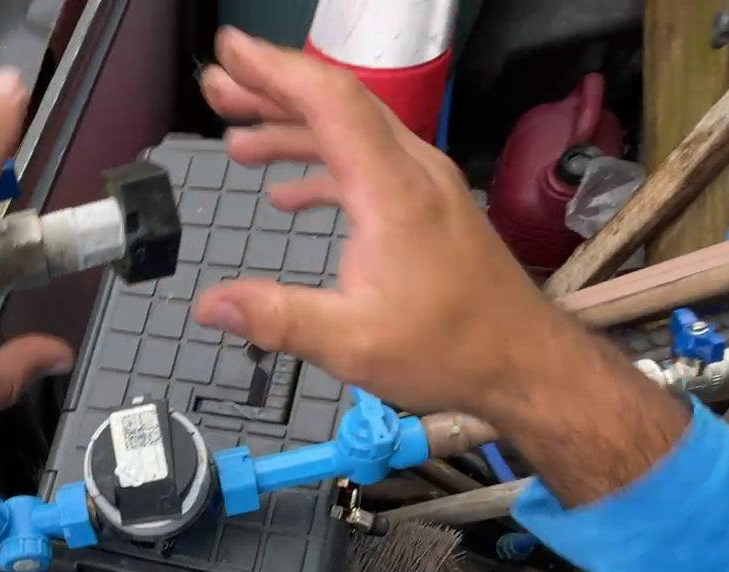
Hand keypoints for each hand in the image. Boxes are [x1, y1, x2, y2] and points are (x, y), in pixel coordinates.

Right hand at [192, 28, 585, 423]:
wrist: (520, 361)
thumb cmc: (448, 349)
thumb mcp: (351, 343)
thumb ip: (276, 318)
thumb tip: (209, 305)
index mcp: (392, 191)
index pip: (330, 103)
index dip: (275, 71)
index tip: (230, 53)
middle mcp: (410, 173)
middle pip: (337, 107)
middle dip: (271, 92)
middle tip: (218, 89)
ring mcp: (422, 188)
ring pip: (351, 136)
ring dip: (292, 131)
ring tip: (238, 141)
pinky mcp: (425, 211)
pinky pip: (365, 169)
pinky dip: (321, 170)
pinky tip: (288, 194)